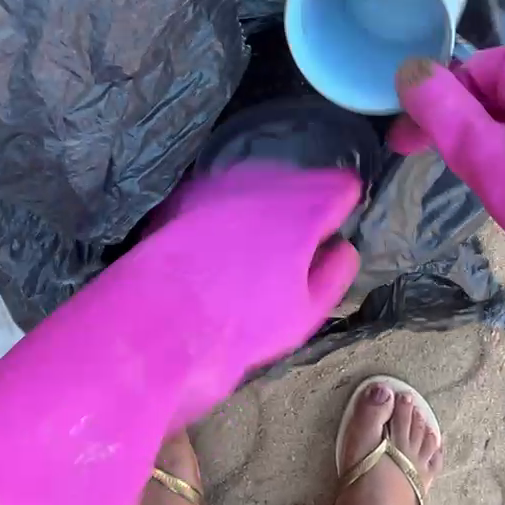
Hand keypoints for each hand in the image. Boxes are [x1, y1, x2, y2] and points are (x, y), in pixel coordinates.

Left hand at [105, 165, 361, 416]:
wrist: (159, 325)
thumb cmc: (241, 326)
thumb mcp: (305, 314)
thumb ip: (335, 274)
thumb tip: (344, 248)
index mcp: (304, 209)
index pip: (343, 185)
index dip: (346, 204)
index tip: (339, 225)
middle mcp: (266, 183)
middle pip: (303, 178)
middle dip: (308, 201)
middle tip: (302, 242)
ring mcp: (224, 183)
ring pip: (264, 180)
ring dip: (271, 201)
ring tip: (262, 243)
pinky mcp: (190, 193)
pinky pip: (229, 191)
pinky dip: (236, 207)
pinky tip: (226, 241)